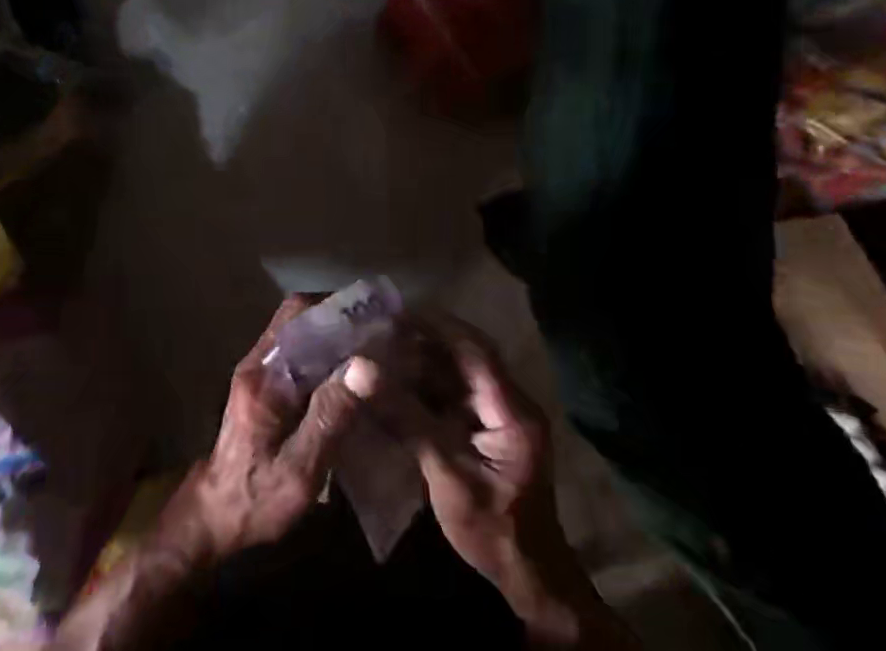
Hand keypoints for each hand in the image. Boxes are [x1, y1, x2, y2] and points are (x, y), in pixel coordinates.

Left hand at [152, 295, 376, 568]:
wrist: (214, 517)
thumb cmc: (256, 498)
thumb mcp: (300, 468)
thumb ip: (330, 417)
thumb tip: (366, 366)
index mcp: (264, 375)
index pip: (299, 316)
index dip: (339, 309)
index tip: (378, 318)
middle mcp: (259, 363)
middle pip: (301, 318)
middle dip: (342, 319)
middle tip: (385, 334)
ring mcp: (261, 373)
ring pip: (302, 335)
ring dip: (337, 336)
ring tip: (379, 350)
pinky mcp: (267, 387)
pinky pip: (301, 356)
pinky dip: (329, 357)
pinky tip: (357, 376)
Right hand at [406, 317, 634, 648]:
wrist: (525, 575)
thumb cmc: (490, 526)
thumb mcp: (445, 473)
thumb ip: (406, 418)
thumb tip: (360, 370)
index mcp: (511, 409)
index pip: (475, 349)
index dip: (435, 325)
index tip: (393, 310)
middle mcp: (507, 403)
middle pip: (464, 355)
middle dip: (421, 338)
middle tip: (376, 327)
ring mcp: (494, 416)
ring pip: (453, 373)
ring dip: (417, 360)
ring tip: (375, 348)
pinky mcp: (481, 429)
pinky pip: (448, 395)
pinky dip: (419, 386)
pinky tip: (388, 383)